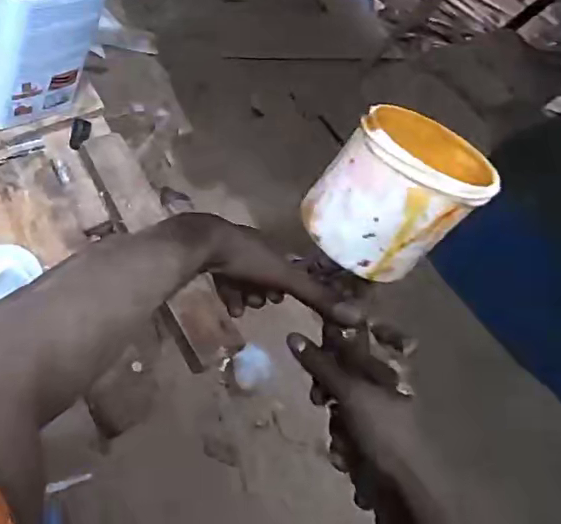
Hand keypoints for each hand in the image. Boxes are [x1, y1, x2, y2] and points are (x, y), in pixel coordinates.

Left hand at [190, 216, 363, 325]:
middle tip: (264, 299)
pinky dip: (230, 295)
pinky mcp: (211, 258)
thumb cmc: (246, 257)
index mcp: (273, 245)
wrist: (202, 243)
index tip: (291, 297)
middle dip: (267, 293)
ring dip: (248, 296)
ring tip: (244, 303)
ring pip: (247, 280)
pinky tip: (230, 306)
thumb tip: (358, 316)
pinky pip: (226, 281)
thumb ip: (317, 296)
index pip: (293, 267)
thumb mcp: (284, 277)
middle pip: (269, 276)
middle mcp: (253, 245)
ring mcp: (230, 250)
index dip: (295, 285)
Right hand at [289, 326, 448, 523]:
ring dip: (335, 425)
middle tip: (318, 399)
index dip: (331, 344)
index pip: (356, 344)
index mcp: (390, 374)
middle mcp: (387, 394)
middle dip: (327, 392)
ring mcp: (382, 423)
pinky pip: (348, 434)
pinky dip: (343, 445)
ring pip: (342, 408)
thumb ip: (321, 364)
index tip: (310, 350)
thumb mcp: (350, 393)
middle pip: (344, 377)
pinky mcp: (375, 448)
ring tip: (340, 442)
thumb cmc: (386, 435)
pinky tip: (345, 457)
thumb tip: (292, 335)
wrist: (411, 497)